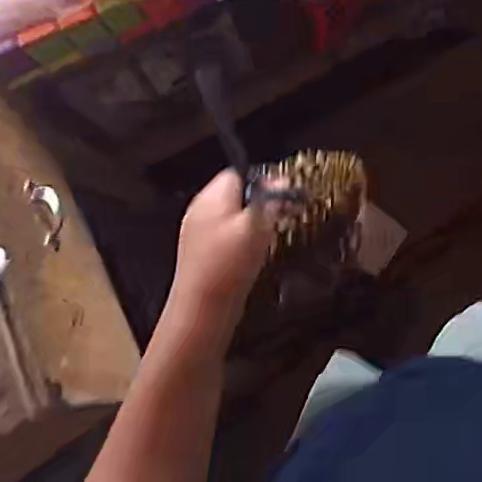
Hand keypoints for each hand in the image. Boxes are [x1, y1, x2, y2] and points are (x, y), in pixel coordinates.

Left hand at [167, 170, 277, 330]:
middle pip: (236, 193)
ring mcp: (199, 232)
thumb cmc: (229, 264)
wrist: (202, 310)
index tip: (283, 195)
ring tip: (267, 237)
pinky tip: (252, 255)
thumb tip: (283, 179)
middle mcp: (200, 209)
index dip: (263, 180)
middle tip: (279, 216)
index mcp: (211, 196)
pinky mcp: (202, 252)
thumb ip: (270, 199)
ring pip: (233, 215)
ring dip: (252, 222)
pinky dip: (242, 239)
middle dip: (259, 202)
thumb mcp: (257, 225)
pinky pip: (227, 235)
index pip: (239, 172)